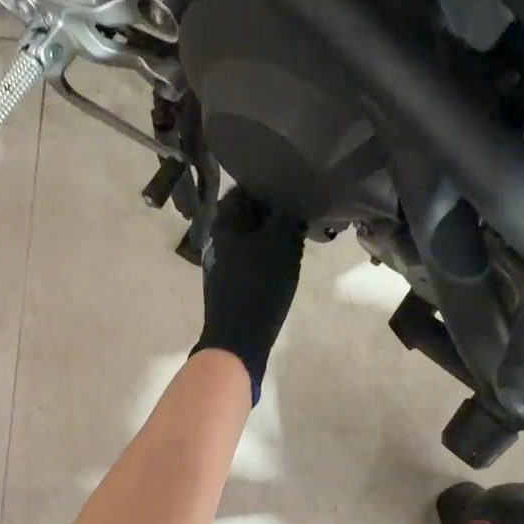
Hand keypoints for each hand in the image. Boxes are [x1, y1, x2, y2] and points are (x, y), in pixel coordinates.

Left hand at [191, 190, 305, 403]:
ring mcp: (222, 259)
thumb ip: (288, 211)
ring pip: (253, 234)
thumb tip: (297, 191)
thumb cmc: (259, 285)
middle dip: (277, 210)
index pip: (248, 186)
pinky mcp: (230, 279)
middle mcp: (217, 235)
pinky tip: (288, 256)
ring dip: (275, 232)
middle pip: (250, 211)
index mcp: (223, 219)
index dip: (274, 184)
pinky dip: (269, 251)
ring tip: (302, 233)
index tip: (299, 187)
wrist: (238, 339)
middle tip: (306, 211)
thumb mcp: (281, 242)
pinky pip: (252, 254)